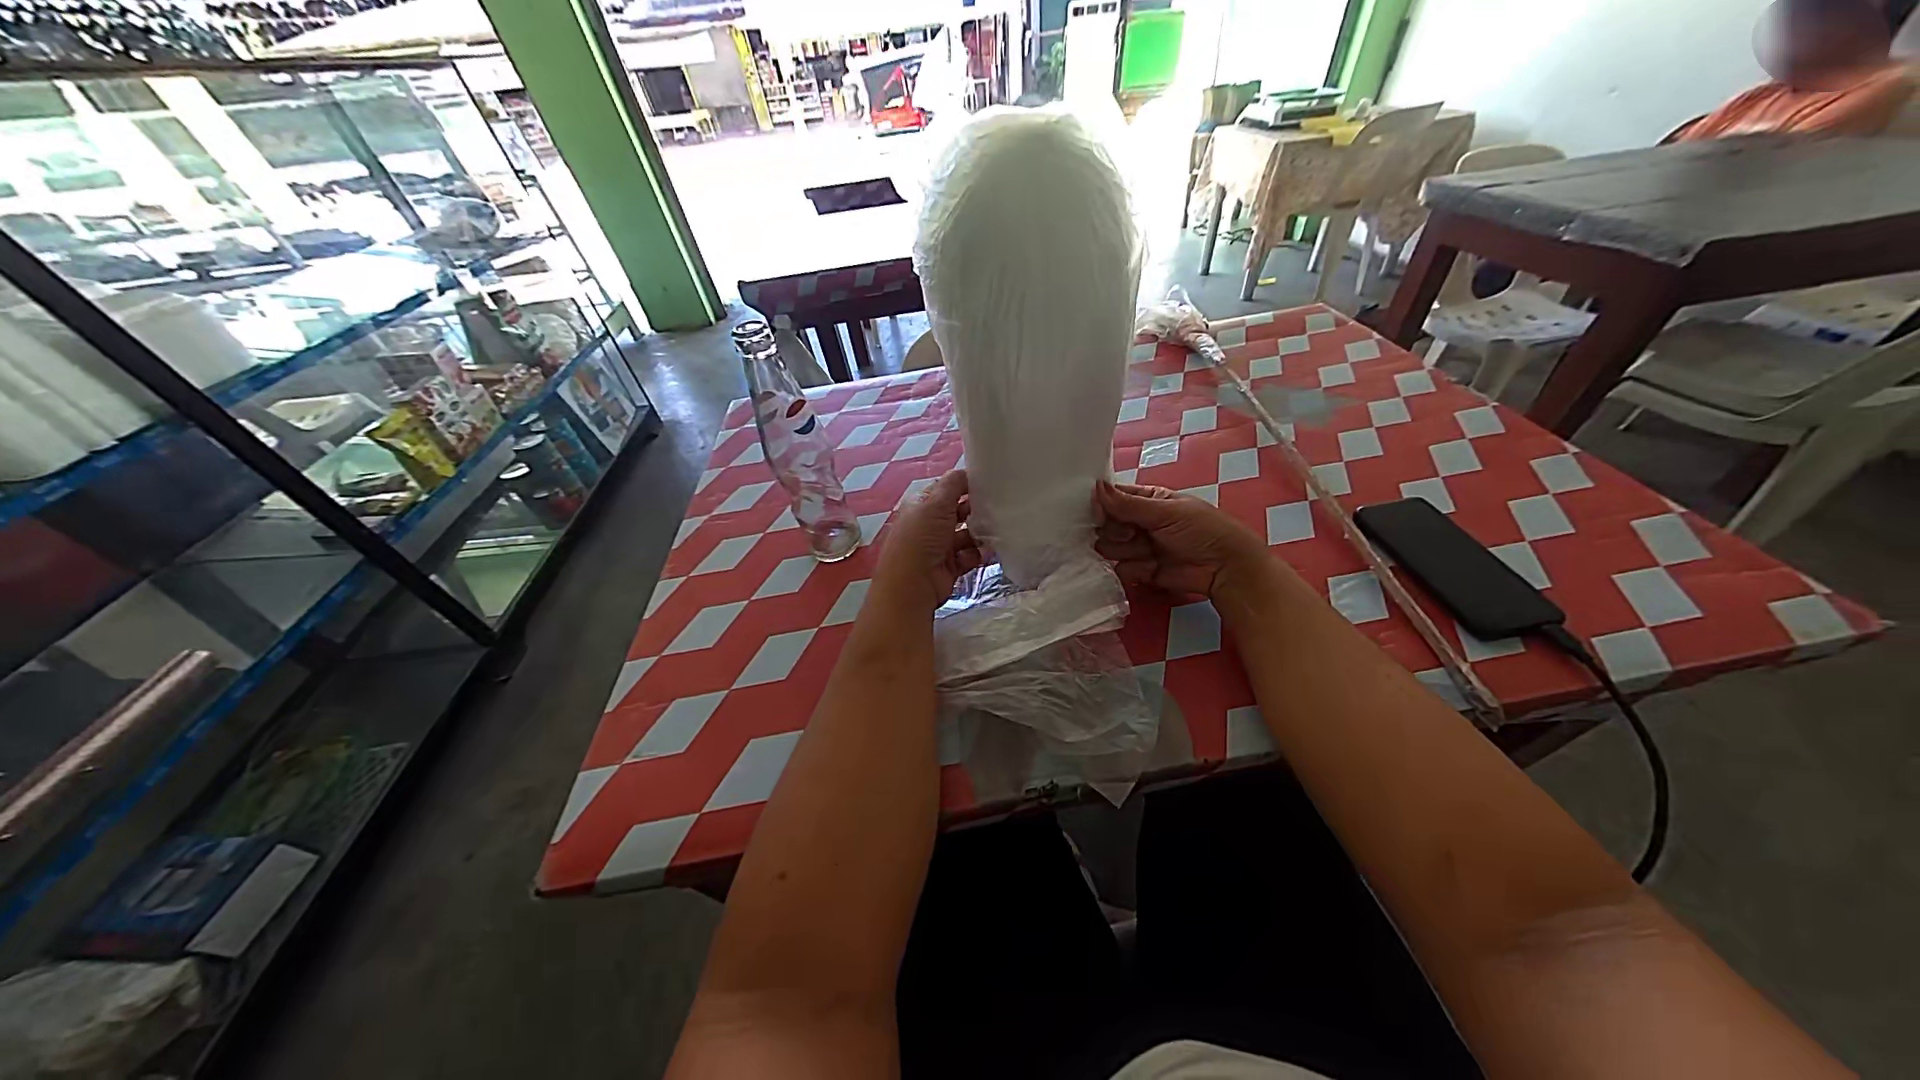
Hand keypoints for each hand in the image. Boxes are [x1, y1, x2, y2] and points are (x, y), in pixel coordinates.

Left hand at [875, 469, 982, 613]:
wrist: (912, 585)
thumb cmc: (921, 538)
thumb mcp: (935, 503)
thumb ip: (953, 484)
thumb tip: (966, 472)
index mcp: (921, 506)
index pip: (946, 491)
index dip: (965, 486)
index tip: (989, 484)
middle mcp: (929, 525)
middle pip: (958, 512)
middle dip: (976, 510)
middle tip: (998, 507)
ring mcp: (939, 547)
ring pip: (966, 535)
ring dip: (981, 534)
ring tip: (996, 531)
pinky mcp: (950, 566)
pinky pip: (970, 556)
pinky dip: (979, 554)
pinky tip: (987, 552)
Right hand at [1093, 480, 1268, 600]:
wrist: (1225, 568)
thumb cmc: (1202, 530)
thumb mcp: (1166, 511)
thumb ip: (1128, 504)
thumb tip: (1096, 487)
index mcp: (1148, 501)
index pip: (1114, 498)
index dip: (1102, 504)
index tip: (1097, 513)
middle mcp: (1140, 523)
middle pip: (1107, 524)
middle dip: (1113, 530)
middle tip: (1130, 534)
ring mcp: (1140, 547)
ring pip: (1110, 547)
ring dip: (1122, 549)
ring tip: (1144, 551)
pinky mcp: (1142, 571)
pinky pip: (1120, 568)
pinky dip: (1129, 568)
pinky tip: (1147, 566)